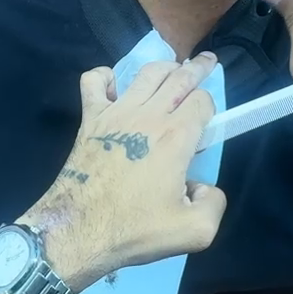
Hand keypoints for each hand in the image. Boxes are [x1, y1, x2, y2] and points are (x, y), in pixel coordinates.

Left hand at [20, 55, 224, 287]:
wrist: (78, 230)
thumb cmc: (134, 229)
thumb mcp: (194, 231)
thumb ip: (214, 204)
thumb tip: (203, 186)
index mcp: (175, 137)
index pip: (201, 100)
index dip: (209, 105)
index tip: (207, 119)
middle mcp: (148, 116)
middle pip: (178, 77)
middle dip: (197, 68)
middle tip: (207, 63)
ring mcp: (115, 113)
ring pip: (145, 73)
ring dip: (163, 67)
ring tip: (172, 69)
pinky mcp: (90, 118)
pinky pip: (94, 82)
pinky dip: (105, 77)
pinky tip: (115, 86)